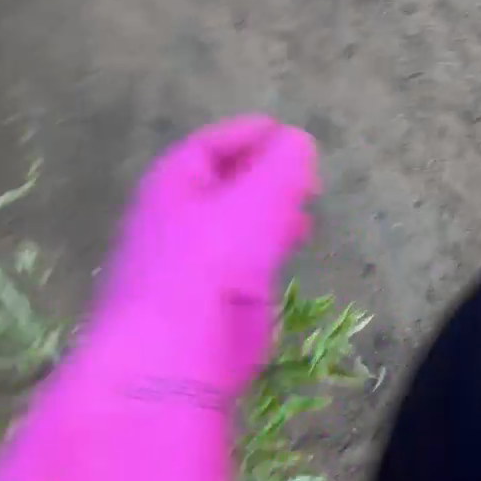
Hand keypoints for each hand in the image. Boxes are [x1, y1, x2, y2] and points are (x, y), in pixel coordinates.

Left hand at [89, 115, 317, 394]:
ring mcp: (195, 255)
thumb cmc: (212, 260)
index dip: (248, 134)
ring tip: (308, 200)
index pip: (209, 146)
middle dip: (266, 169)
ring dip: (273, 203)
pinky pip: (247, 247)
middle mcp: (177, 217)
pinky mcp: (216, 288)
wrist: (177, 349)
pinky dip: (273, 235)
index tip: (287, 131)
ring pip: (238, 214)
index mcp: (172, 187)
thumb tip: (297, 141)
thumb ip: (284, 162)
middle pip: (224, 180)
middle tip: (306, 169)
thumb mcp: (258, 196)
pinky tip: (297, 239)